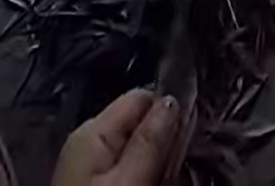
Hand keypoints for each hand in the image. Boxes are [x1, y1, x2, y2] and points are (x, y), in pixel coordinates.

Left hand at [53, 89, 180, 185]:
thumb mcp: (127, 183)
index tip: (188, 134)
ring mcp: (86, 167)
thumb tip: (172, 98)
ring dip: (154, 159)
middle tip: (179, 164)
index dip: (167, 110)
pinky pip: (124, 169)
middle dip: (162, 139)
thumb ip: (149, 141)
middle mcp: (86, 141)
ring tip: (167, 176)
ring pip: (134, 148)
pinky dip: (141, 174)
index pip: (140, 96)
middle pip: (138, 122)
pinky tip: (150, 183)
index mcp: (91, 130)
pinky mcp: (89, 185)